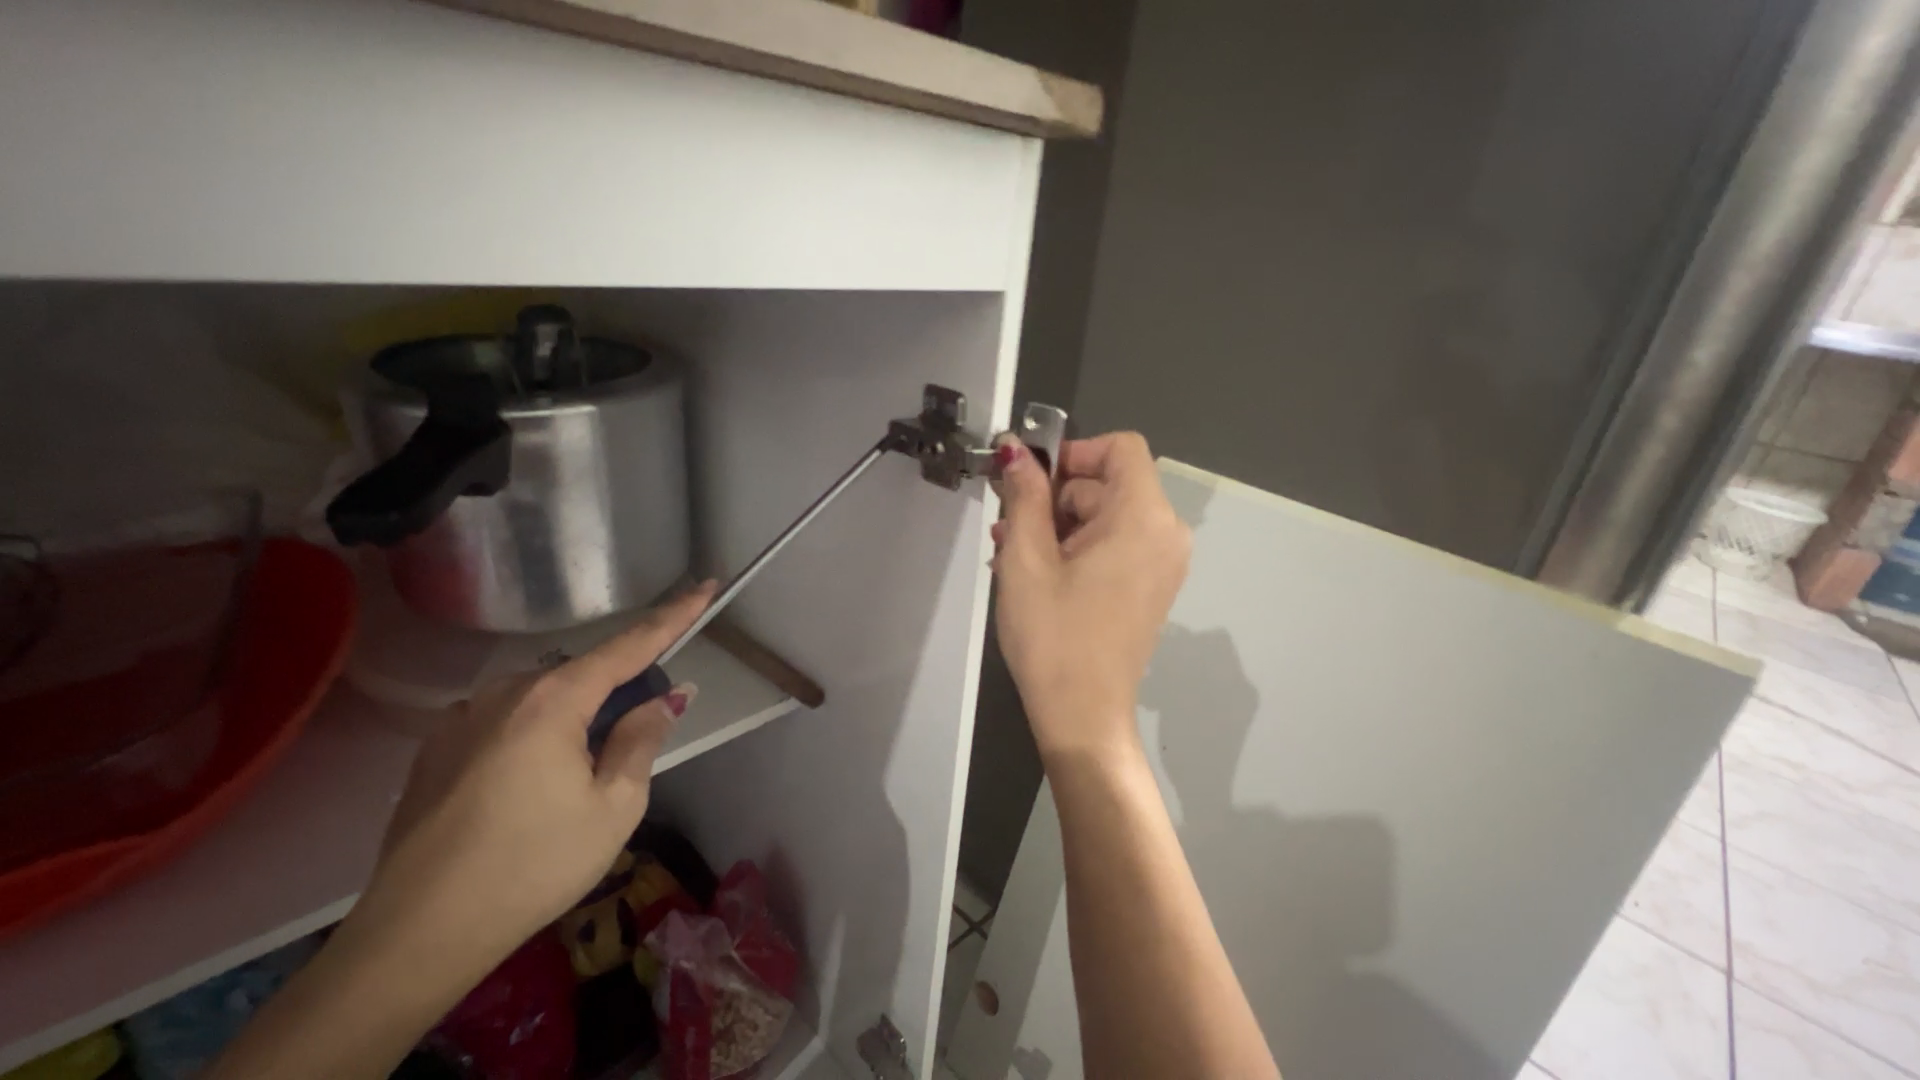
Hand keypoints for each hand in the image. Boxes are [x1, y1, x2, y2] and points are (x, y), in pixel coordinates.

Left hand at [346, 583, 715, 973]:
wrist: (419, 931)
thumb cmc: (534, 866)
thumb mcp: (614, 807)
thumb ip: (641, 740)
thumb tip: (664, 696)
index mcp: (553, 700)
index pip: (629, 645)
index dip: (673, 616)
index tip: (704, 586)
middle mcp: (504, 692)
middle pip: (582, 674)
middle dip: (618, 691)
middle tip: (639, 736)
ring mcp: (462, 717)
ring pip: (542, 700)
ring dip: (573, 719)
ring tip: (576, 782)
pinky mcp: (435, 748)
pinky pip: (505, 724)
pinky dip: (533, 738)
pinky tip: (526, 794)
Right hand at [992, 433, 1189, 762]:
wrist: (1083, 716)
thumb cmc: (1053, 636)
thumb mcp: (1027, 559)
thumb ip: (1025, 495)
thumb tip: (1016, 449)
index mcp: (1144, 519)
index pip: (1120, 447)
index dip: (1074, 452)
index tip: (1032, 480)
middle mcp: (1166, 534)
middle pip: (1110, 483)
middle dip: (1056, 495)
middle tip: (1006, 526)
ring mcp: (1163, 563)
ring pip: (1108, 515)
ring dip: (1058, 524)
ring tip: (1010, 555)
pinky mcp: (1152, 587)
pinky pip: (1116, 545)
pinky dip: (1078, 547)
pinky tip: (1036, 572)